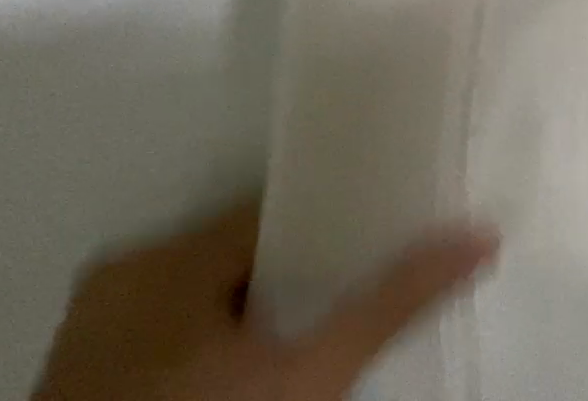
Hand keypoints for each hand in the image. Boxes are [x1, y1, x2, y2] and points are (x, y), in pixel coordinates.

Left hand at [32, 200, 498, 400]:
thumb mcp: (312, 370)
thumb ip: (396, 299)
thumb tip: (485, 235)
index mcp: (162, 259)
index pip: (285, 209)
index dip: (354, 211)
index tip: (412, 212)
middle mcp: (127, 282)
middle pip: (259, 249)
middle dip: (327, 260)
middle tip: (394, 262)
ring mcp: (104, 335)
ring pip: (230, 291)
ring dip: (291, 297)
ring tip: (355, 302)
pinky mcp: (102, 378)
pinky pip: (199, 327)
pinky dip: (250, 329)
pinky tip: (293, 345)